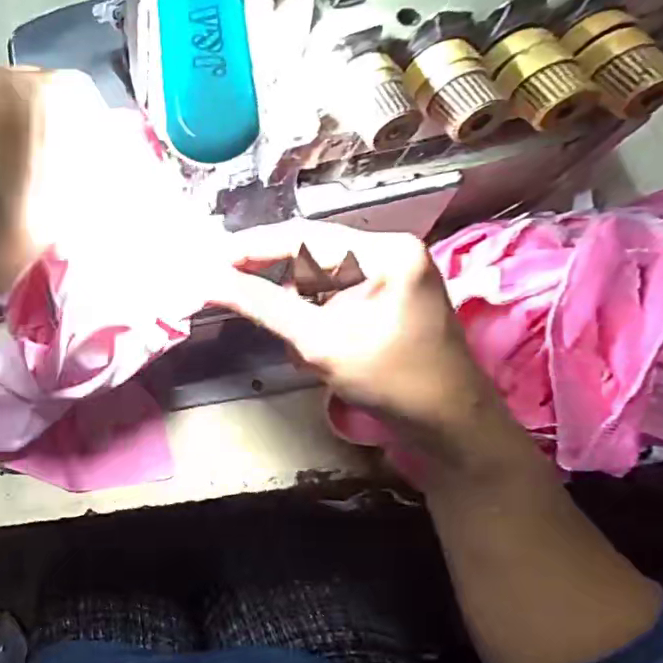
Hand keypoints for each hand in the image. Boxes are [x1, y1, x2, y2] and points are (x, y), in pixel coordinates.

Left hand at [0, 54, 141, 379]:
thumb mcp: (51, 220)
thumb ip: (77, 173)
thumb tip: (86, 155)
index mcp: (28, 98)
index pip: (81, 101)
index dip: (87, 138)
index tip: (82, 171)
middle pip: (41, 90)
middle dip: (52, 127)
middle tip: (48, 174)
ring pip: (4, 92)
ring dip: (16, 123)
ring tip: (9, 172)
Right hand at [206, 221, 529, 477]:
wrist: (451, 425)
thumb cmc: (393, 382)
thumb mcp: (319, 343)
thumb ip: (263, 306)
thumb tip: (211, 282)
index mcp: (384, 252)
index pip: (302, 237)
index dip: (251, 249)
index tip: (211, 264)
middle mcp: (389, 252)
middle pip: (308, 256)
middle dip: (275, 288)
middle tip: (232, 301)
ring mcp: (389, 275)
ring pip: (316, 280)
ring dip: (296, 312)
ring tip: (301, 350)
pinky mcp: (385, 298)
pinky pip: (332, 297)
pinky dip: (313, 321)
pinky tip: (317, 353)